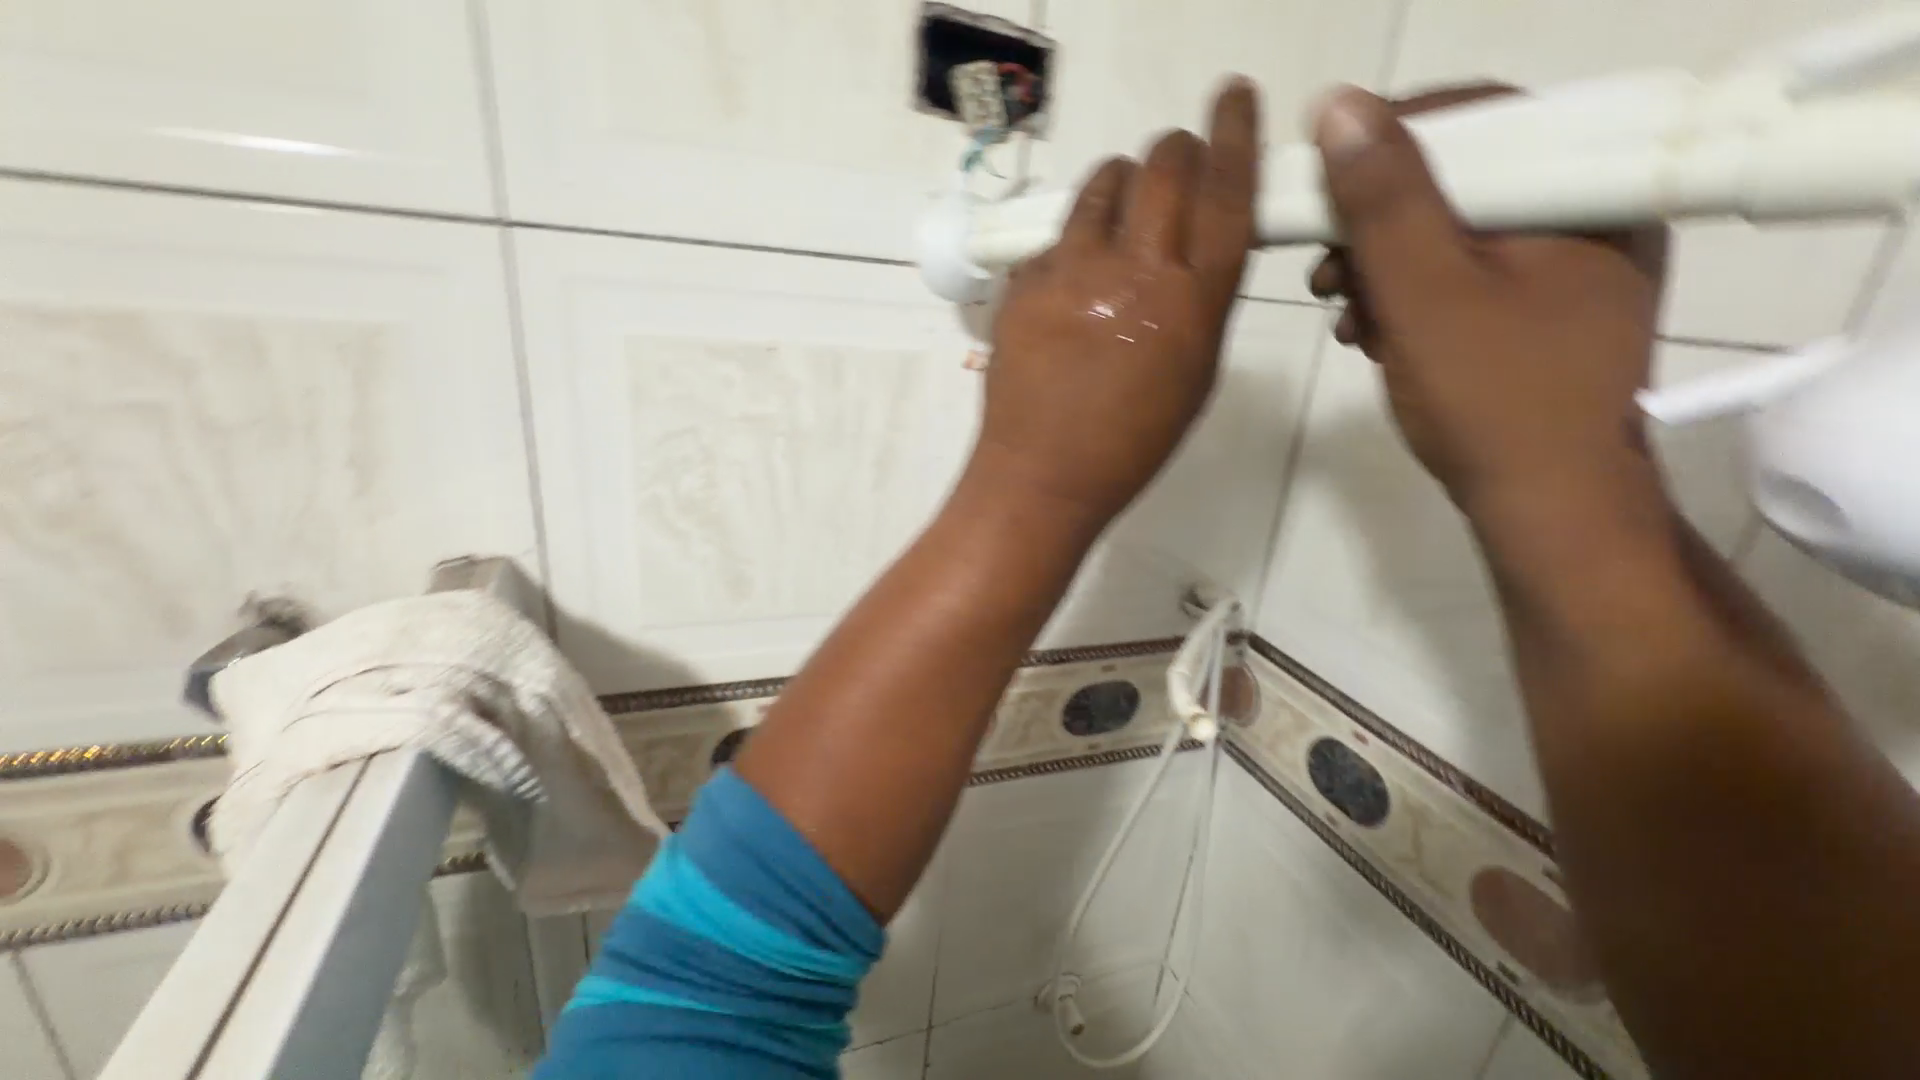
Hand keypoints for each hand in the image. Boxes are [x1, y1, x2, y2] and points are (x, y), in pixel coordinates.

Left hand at [967, 78, 1259, 523]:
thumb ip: (1202, 300)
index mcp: (1192, 304)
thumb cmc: (1131, 442)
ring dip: (1122, 184)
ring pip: (1104, 183)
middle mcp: (1136, 273)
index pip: (1227, 194)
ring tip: (1121, 214)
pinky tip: (1073, 278)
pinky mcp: (1025, 282)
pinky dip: (1074, 239)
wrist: (1042, 476)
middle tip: (1175, 163)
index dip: (1236, 134)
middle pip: (1165, 167)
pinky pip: (1057, 235)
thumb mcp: (1195, 374)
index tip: (1233, 100)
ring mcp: (1072, 273)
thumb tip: (1197, 244)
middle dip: (1176, 151)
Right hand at [1309, 86, 1667, 511]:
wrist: (1545, 509)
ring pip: (1454, 236)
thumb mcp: (1426, 293)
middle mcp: (1589, 219)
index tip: (1321, 177)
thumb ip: (1385, 201)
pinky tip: (1372, 334)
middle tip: (1326, 265)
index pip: (1484, 122)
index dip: (1391, 139)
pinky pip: (1462, 280)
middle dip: (1378, 223)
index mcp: (1588, 197)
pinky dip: (1409, 299)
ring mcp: (1567, 271)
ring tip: (1343, 311)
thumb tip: (1341, 110)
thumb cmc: (1492, 400)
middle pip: (1463, 182)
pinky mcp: (1540, 315)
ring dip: (1383, 267)